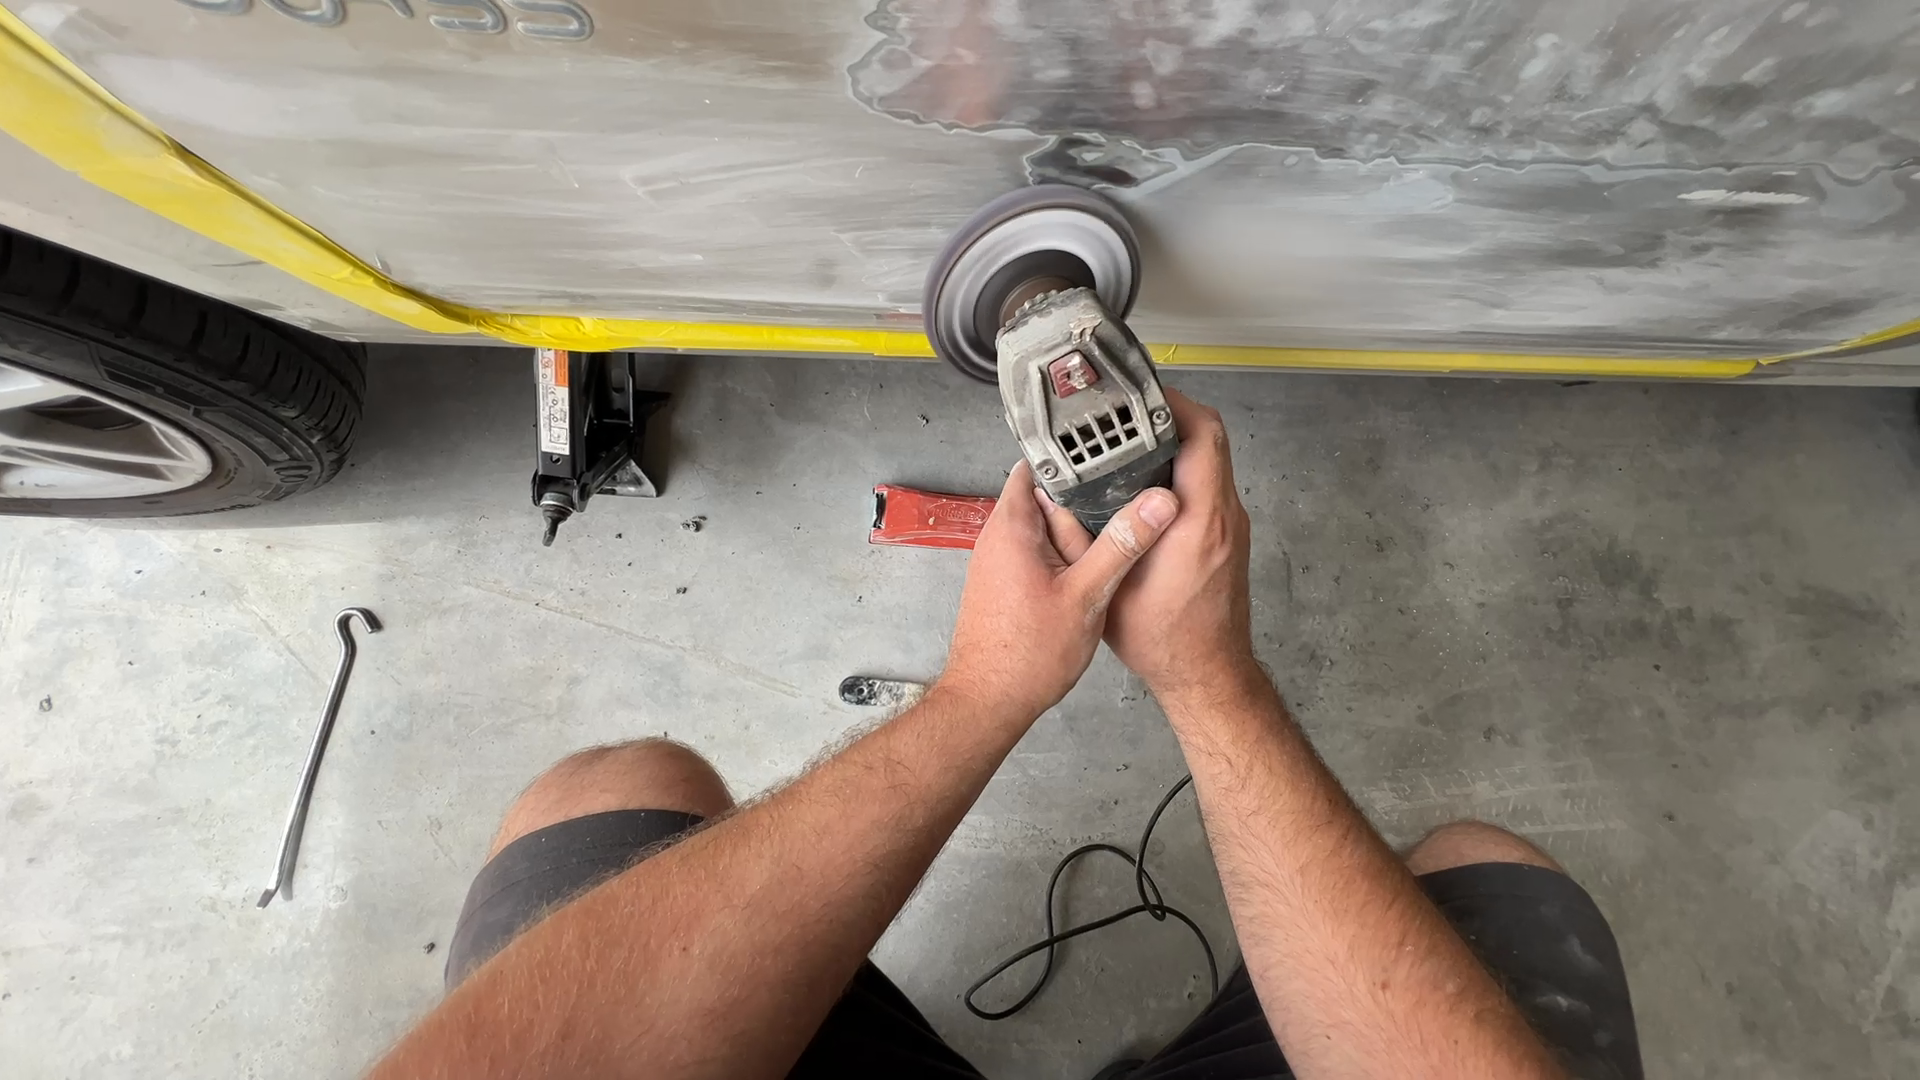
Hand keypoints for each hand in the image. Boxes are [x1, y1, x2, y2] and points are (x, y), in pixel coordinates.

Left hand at [941, 461, 1179, 721]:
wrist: (989, 701)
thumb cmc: (1028, 653)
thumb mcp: (1087, 595)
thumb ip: (1122, 545)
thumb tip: (1158, 503)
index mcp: (1012, 526)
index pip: (1034, 465)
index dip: (1069, 453)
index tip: (1105, 446)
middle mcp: (997, 537)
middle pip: (1042, 494)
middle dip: (1082, 491)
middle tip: (1127, 485)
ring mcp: (998, 561)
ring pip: (1042, 525)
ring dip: (1075, 525)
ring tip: (1118, 522)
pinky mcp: (1004, 583)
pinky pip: (1036, 551)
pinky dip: (1063, 551)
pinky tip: (1093, 564)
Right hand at [1042, 389, 1254, 705]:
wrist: (1208, 674)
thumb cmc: (1165, 642)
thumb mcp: (1107, 592)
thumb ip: (1076, 545)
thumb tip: (1048, 507)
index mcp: (1198, 524)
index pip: (1203, 438)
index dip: (1174, 405)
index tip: (1143, 394)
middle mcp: (1225, 519)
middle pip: (1212, 440)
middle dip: (1173, 415)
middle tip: (1131, 412)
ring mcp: (1232, 528)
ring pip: (1213, 461)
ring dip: (1179, 442)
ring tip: (1134, 440)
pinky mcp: (1229, 538)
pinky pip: (1211, 484)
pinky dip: (1184, 470)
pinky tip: (1149, 481)